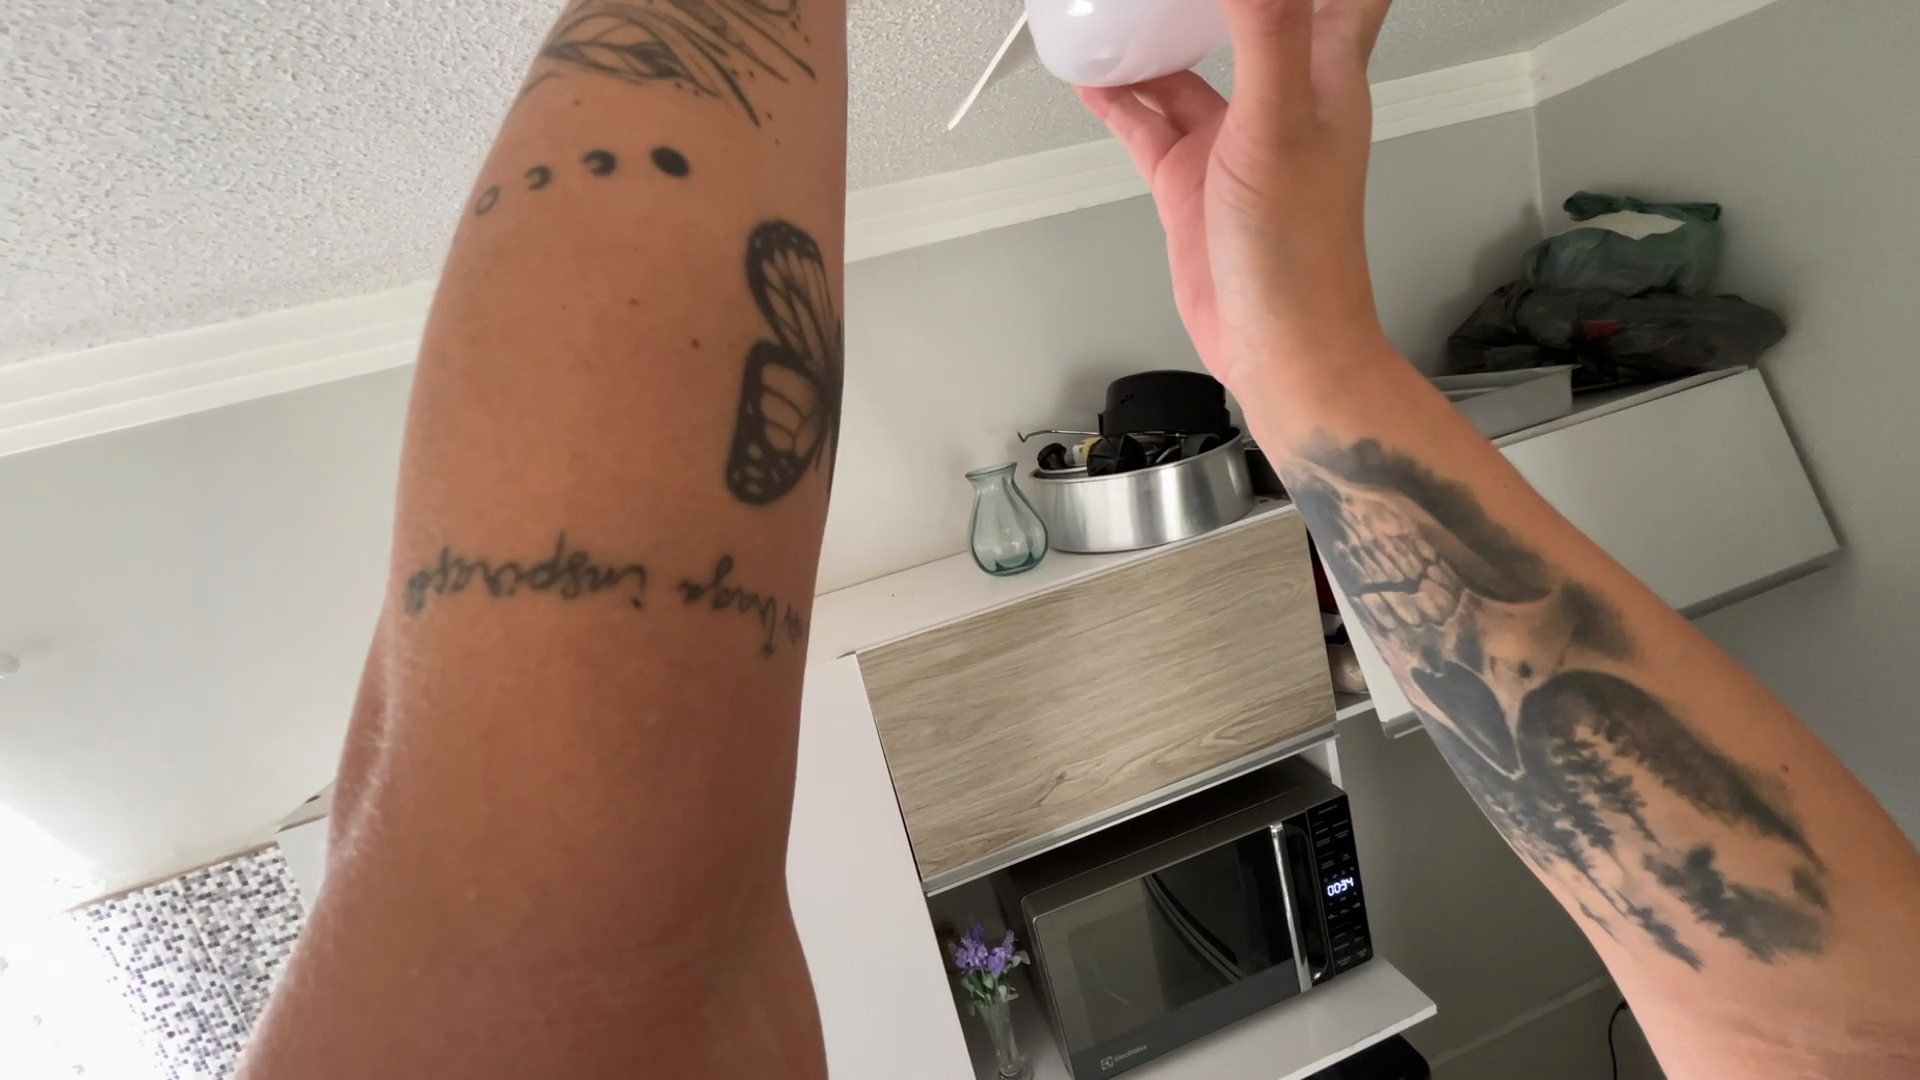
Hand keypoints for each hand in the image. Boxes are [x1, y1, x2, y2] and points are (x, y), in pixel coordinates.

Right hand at [1078, 0, 1393, 390]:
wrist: (1270, 338)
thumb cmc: (1296, 252)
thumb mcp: (1278, 126)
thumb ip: (1266, 32)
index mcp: (1319, 70)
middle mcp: (1274, 98)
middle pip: (1242, 16)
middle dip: (1204, 0)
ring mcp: (1225, 142)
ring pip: (1184, 71)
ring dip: (1152, 40)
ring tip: (1114, 13)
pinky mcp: (1189, 182)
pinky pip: (1149, 126)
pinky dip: (1122, 104)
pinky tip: (1095, 84)